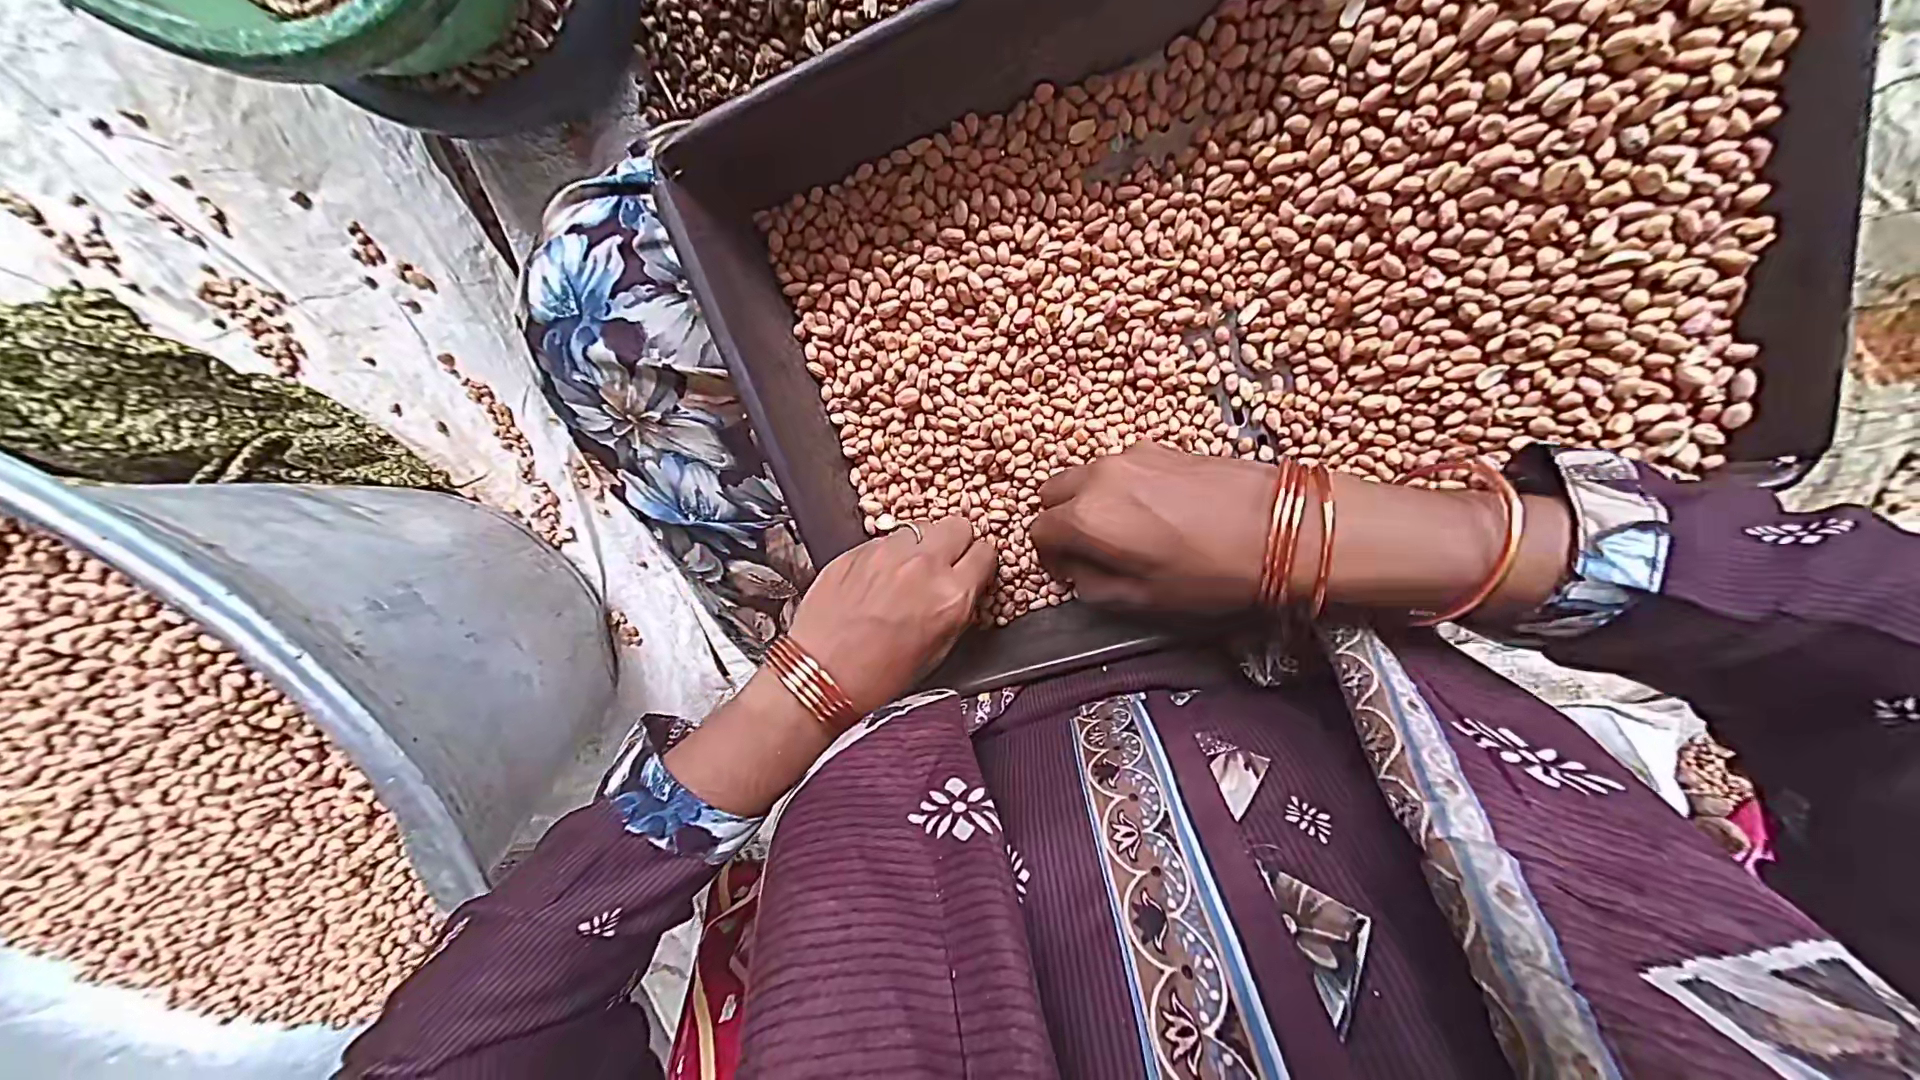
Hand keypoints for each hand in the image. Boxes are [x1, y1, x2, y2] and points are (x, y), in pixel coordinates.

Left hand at [786, 515, 995, 714]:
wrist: (820, 675)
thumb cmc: (877, 675)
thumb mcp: (939, 650)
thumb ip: (958, 609)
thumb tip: (965, 589)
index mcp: (951, 595)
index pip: (986, 553)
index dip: (979, 563)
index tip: (972, 570)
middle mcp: (923, 565)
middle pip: (958, 526)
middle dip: (956, 543)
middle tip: (944, 563)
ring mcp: (887, 552)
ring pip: (921, 527)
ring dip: (921, 545)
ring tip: (907, 572)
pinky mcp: (857, 549)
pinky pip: (886, 538)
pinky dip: (889, 553)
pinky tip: (878, 578)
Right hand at [1030, 442, 1276, 611]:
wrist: (1285, 527)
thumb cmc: (1211, 572)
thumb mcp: (1142, 598)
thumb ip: (1092, 585)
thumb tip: (1079, 572)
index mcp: (1086, 516)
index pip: (1039, 531)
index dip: (1048, 557)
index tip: (1068, 572)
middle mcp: (1099, 477)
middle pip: (1052, 493)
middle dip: (1060, 521)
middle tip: (1086, 548)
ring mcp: (1129, 455)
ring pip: (1085, 476)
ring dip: (1088, 501)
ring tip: (1123, 529)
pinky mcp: (1160, 445)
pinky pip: (1118, 467)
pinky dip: (1117, 487)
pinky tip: (1152, 509)